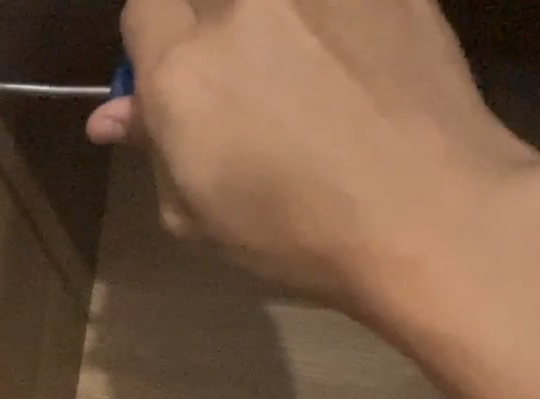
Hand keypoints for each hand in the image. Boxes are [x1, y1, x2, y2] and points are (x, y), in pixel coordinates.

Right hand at [87, 0, 539, 304]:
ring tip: (298, 82)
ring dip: (270, 28)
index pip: (142, 7)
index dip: (149, 41)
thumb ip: (153, 147)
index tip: (165, 78)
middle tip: (231, 82)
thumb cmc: (289, 234)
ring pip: (271, 5)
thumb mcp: (193, 213)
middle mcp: (244, 5)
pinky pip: (335, 2)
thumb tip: (113, 115)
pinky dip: (327, 25)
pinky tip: (348, 72)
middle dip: (203, 26)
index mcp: (183, 71)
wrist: (426, 211)